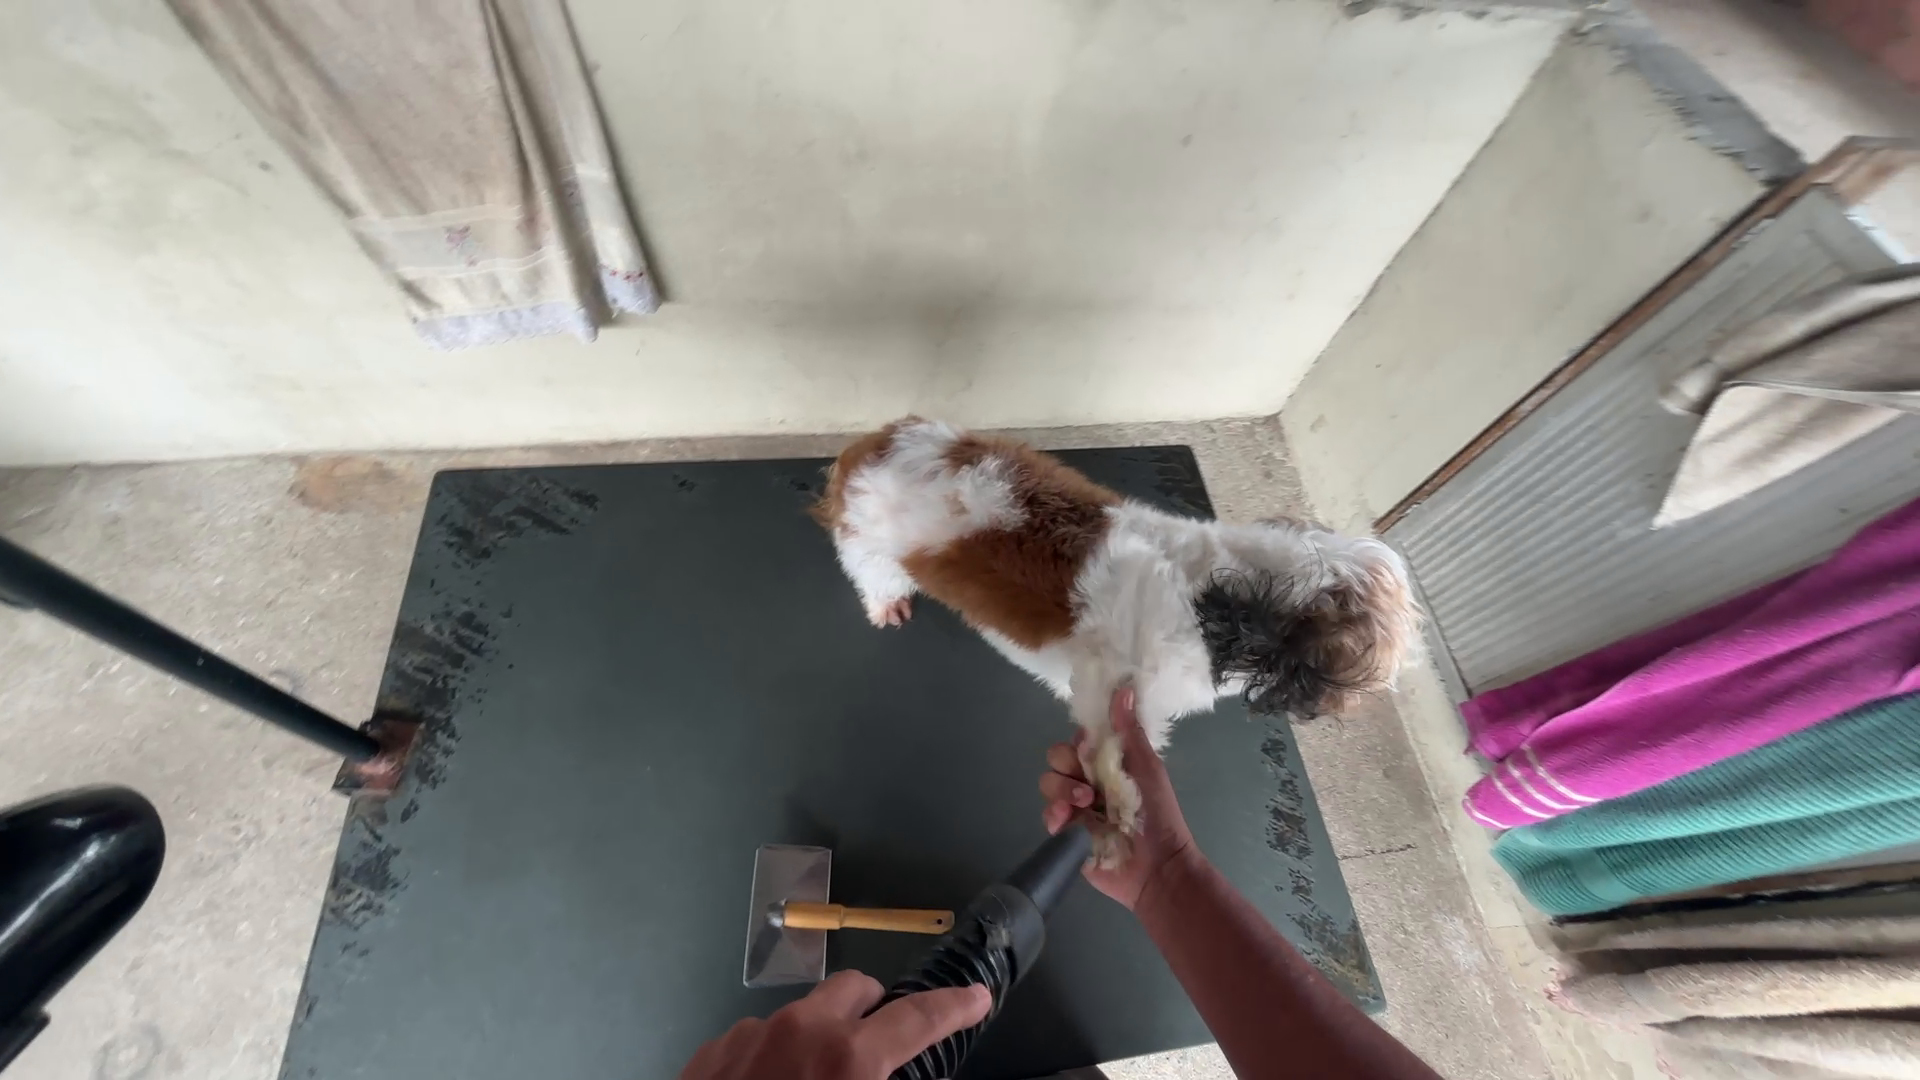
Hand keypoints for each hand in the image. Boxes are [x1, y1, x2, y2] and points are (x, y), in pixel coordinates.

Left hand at [680, 971, 990, 1078]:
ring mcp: (751, 1034)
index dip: (954, 1006)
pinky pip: (757, 1037)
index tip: (978, 996)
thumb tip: (890, 1070)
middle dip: (874, 1010)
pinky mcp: (711, 1050)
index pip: (918, 1019)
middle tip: (877, 1047)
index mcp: (846, 1058)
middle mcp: (801, 1029)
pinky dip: (772, 1057)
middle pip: (856, 988)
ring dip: (819, 1037)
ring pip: (803, 1014)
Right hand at [1038, 686, 1199, 911]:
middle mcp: (1088, 779)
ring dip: (1063, 790)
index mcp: (1107, 762)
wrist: (1157, 868)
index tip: (1090, 750)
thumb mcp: (1147, 767)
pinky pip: (1047, 814)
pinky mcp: (1067, 831)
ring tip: (1085, 807)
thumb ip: (1129, 731)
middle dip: (1068, 768)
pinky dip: (1054, 815)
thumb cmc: (1157, 815)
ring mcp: (1075, 805)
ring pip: (1048, 783)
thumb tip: (1124, 688)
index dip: (1080, 742)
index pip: (1079, 738)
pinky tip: (1067, 822)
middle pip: (1056, 758)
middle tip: (1090, 787)